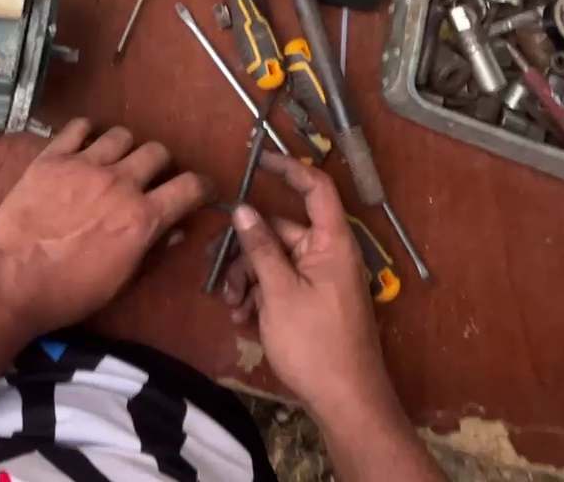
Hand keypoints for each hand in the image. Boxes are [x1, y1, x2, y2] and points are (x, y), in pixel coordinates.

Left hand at [0, 119, 210, 335]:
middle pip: (157, 152)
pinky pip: (79, 127)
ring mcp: (84, 165)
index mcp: (141, 217)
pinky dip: (87, 133)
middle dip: (161, 164)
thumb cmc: (70, 291)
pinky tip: (83, 146)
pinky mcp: (53, 157)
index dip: (201, 186)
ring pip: (122, 135)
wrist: (12, 279)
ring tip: (115, 161)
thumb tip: (176, 228)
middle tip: (150, 177)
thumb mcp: (121, 280)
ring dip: (125, 148)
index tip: (198, 189)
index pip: (188, 187)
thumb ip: (152, 248)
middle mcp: (120, 182)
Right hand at [221, 153, 391, 414]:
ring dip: (248, 276)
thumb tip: (242, 208)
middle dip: (246, 248)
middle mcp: (326, 254)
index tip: (256, 159)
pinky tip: (242, 317)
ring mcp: (319, 279)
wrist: (345, 404)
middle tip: (218, 267)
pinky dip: (259, 293)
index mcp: (331, 243)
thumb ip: (260, 246)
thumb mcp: (279, 291)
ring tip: (233, 305)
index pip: (315, 188)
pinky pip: (279, 282)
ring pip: (274, 258)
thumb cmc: (316, 343)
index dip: (288, 168)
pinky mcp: (312, 302)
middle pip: (280, 230)